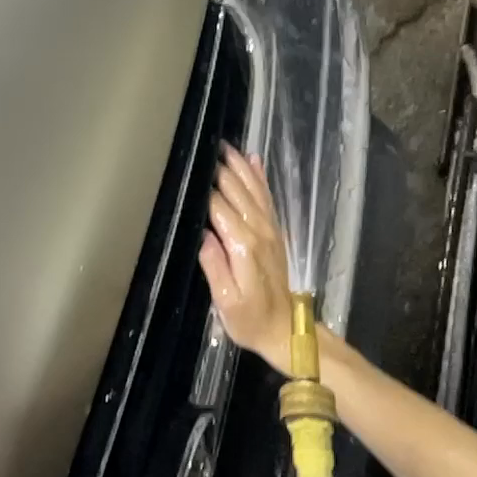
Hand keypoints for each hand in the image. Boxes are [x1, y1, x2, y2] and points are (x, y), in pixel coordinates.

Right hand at [197, 144, 293, 374]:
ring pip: (254, 188)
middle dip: (222, 168)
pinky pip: (267, 196)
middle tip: (205, 146)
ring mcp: (270, 228)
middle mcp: (258, 230)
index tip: (191, 168)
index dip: (206, 188)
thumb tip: (203, 234)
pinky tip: (254, 160)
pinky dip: (260, 177)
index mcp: (242, 245)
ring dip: (240, 166)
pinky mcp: (275, 230)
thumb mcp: (225, 301)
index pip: (219, 207)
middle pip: (237, 190)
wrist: (285, 330)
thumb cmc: (249, 319)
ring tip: (225, 146)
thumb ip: (214, 266)